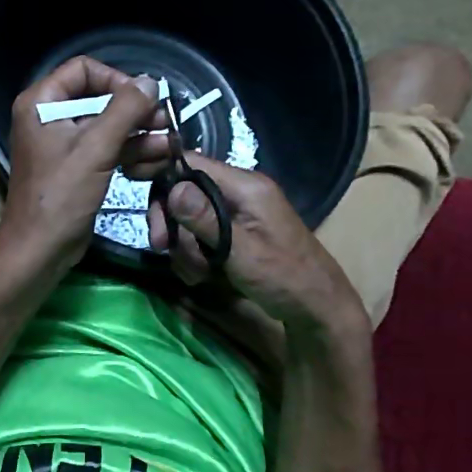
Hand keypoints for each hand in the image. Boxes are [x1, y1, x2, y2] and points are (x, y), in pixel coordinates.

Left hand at [0, 56, 167, 272]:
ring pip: (108, 126)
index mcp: (41, 103)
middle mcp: (49, 117)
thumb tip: (150, 82)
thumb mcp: (96, 148)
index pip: (84, 70)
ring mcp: (63, 144)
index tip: (142, 102)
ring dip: (139, 134)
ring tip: (170, 145)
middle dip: (135, 112)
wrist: (40, 248)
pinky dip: (129, 152)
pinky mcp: (76, 168)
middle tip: (166, 123)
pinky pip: (106, 149)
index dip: (116, 80)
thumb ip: (125, 110)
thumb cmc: (61, 195)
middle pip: (100, 98)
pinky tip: (157, 160)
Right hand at [147, 153, 367, 337]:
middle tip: (163, 250)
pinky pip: (200, 235)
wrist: (316, 308)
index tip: (155, 220)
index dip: (165, 183)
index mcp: (245, 186)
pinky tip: (201, 276)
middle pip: (184, 193)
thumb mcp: (240, 250)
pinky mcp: (233, 232)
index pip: (191, 163)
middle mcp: (238, 193)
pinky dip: (194, 255)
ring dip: (183, 247)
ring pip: (188, 219)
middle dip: (172, 225)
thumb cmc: (283, 276)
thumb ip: (205, 219)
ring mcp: (236, 213)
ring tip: (197, 273)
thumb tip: (172, 187)